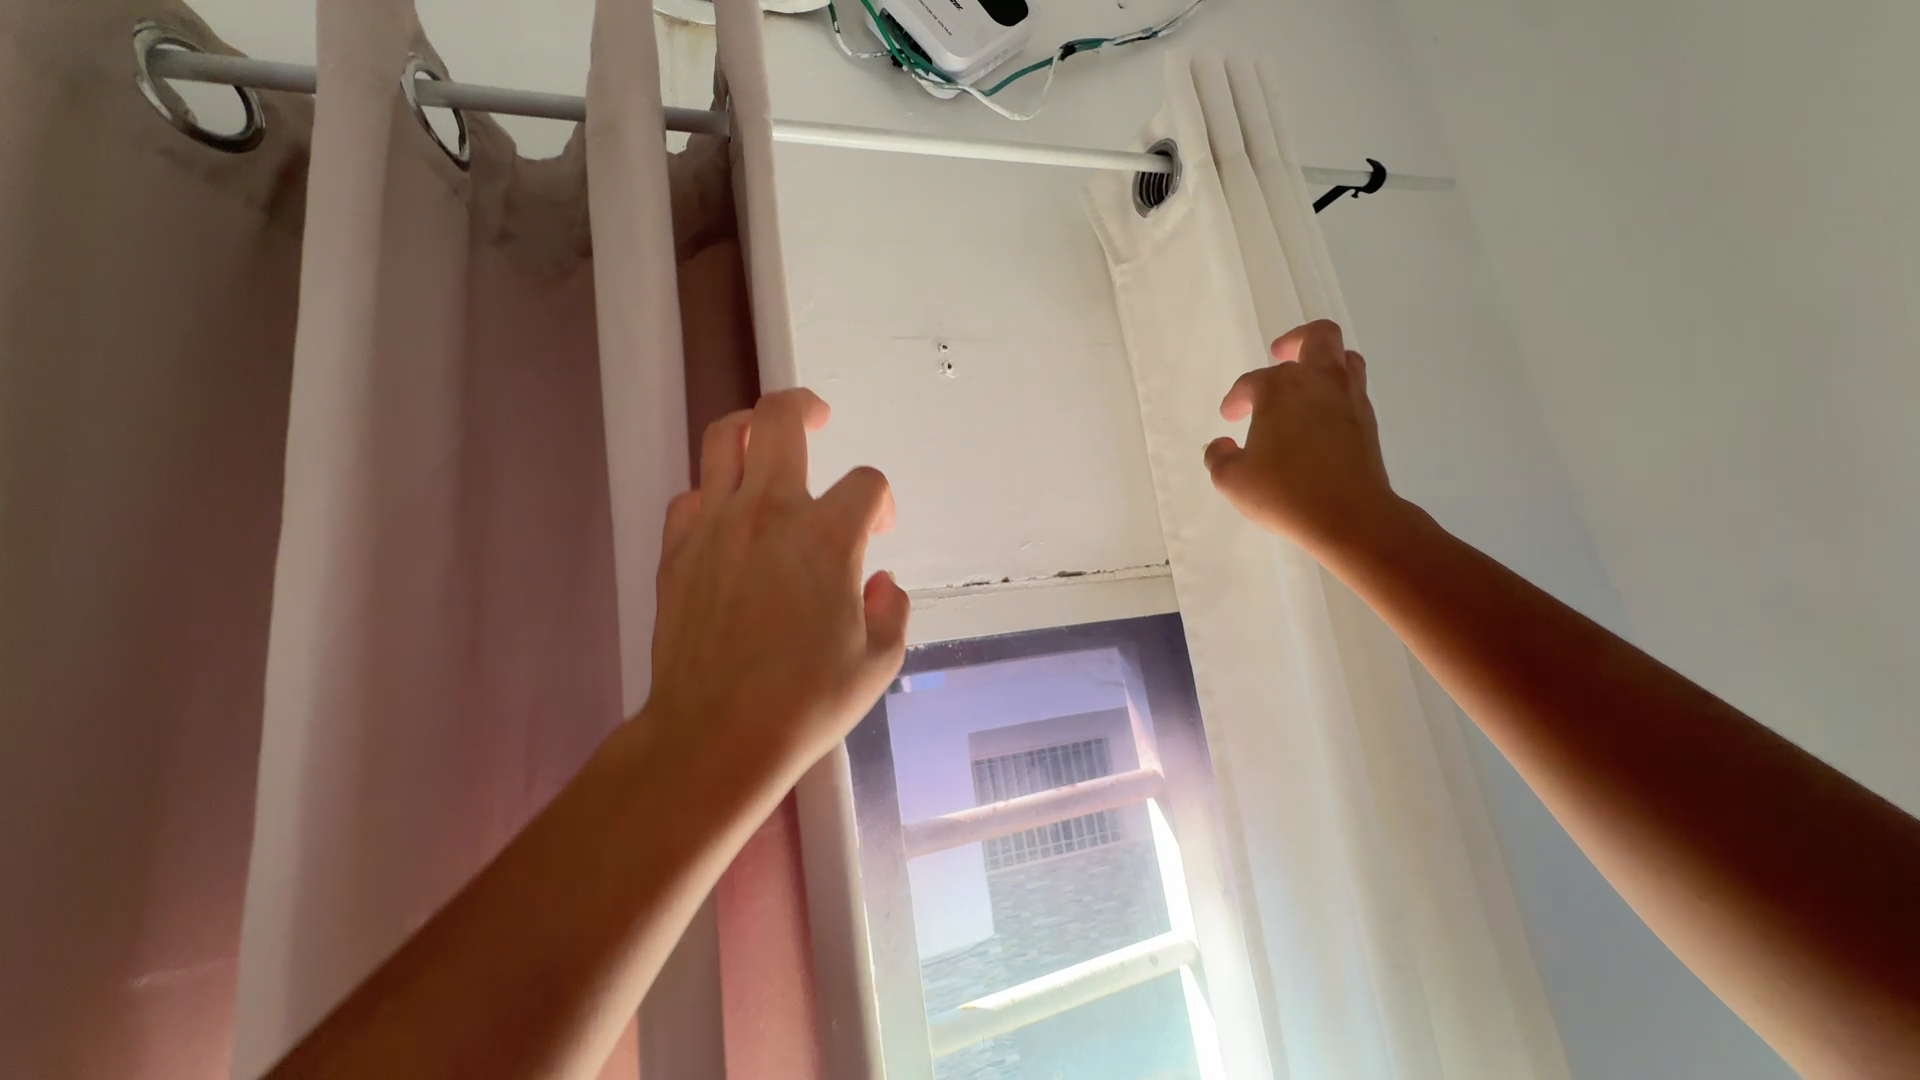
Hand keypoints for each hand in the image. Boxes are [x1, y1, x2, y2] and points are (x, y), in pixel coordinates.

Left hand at [646, 388, 909, 783]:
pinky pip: (691, 497)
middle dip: (806, 406)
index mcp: (828, 535)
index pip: (866, 483)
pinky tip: (727, 518)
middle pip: (780, 419)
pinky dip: (712, 495)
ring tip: (765, 442)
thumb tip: (880, 585)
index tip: (879, 529)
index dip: (881, 502)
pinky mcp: (677, 552)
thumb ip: (892, 609)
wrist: (716, 736)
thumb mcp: (879, 661)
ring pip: (723, 440)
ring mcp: (715, 527)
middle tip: (819, 416)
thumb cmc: (806, 702)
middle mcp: (769, 513)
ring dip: (751, 430)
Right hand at [1204, 320, 1404, 554]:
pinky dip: (1334, 391)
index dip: (1236, 399)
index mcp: (1279, 388)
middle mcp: (1318, 381)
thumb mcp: (1232, 480)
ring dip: (1323, 361)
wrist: (1350, 515)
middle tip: (1279, 352)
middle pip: (1317, 337)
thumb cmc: (1284, 492)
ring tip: (1305, 381)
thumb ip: (1219, 457)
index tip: (1230, 417)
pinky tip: (1319, 415)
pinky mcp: (1368, 420)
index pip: (1251, 383)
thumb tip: (1222, 445)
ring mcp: (1349, 398)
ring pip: (1344, 357)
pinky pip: (1352, 388)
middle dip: (1294, 340)